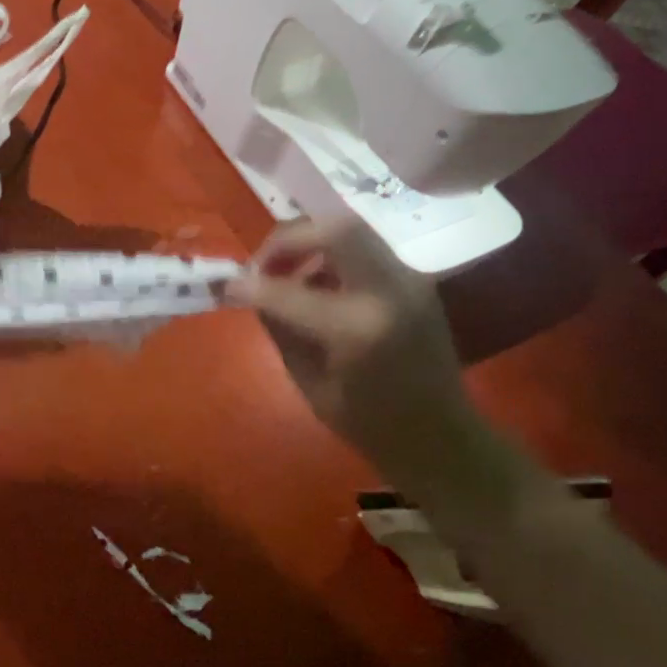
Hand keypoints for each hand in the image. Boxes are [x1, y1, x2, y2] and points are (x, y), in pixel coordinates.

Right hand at [249, 216, 472, 470]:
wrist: (440, 436)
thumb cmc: (368, 423)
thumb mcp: (308, 382)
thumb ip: (280, 328)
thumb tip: (248, 291)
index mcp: (358, 328)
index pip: (288, 290)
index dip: (250, 286)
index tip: (226, 287)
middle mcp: (389, 292)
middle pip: (334, 230)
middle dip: (287, 240)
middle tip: (262, 266)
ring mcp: (409, 281)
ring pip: (352, 231)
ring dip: (310, 244)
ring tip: (286, 274)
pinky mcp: (414, 281)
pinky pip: (365, 250)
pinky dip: (331, 256)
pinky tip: (315, 285)